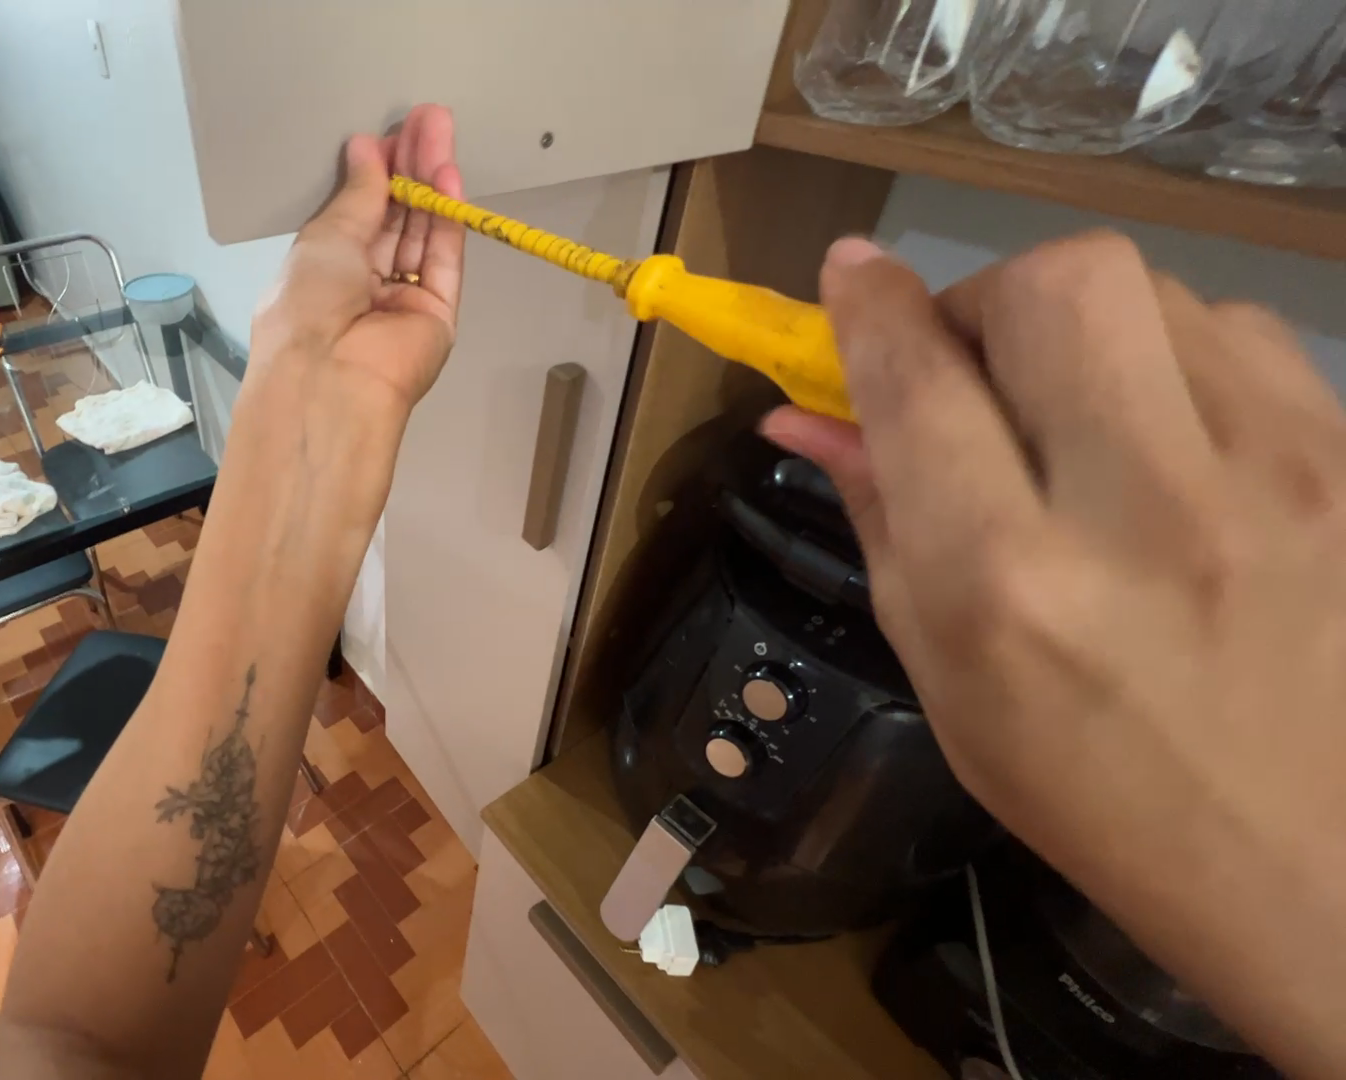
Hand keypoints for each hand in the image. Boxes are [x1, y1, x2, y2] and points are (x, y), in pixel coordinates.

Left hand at [251, 103, 463, 415]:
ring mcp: (403, 304)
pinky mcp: (438, 316)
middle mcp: (364, 289)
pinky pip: (443, 261)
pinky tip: (449, 175)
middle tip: (427, 117)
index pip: (359, 217)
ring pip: (422, 236)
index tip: (390, 133)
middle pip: (395, 222)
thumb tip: (368, 150)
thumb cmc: (308, 304)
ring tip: (440, 129)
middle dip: (409, 169)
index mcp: (325, 274)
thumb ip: (357, 195)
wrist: (331, 379)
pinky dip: (447, 220)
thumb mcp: (324, 238)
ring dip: (432, 183)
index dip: (376, 174)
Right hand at [763, 233, 1345, 1076]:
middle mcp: (1144, 509)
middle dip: (978, 295)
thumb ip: (872, 508)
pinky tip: (1143, 424)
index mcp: (1001, 575)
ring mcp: (1283, 479)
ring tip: (1048, 401)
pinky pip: (1240, 337)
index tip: (845, 268)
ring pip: (1156, 294)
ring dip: (1067, 325)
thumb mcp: (928, 649)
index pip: (918, 386)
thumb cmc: (1064, 769)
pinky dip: (1161, 350)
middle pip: (1059, 285)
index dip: (870, 308)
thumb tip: (799, 415)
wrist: (1309, 865)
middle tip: (954, 357)